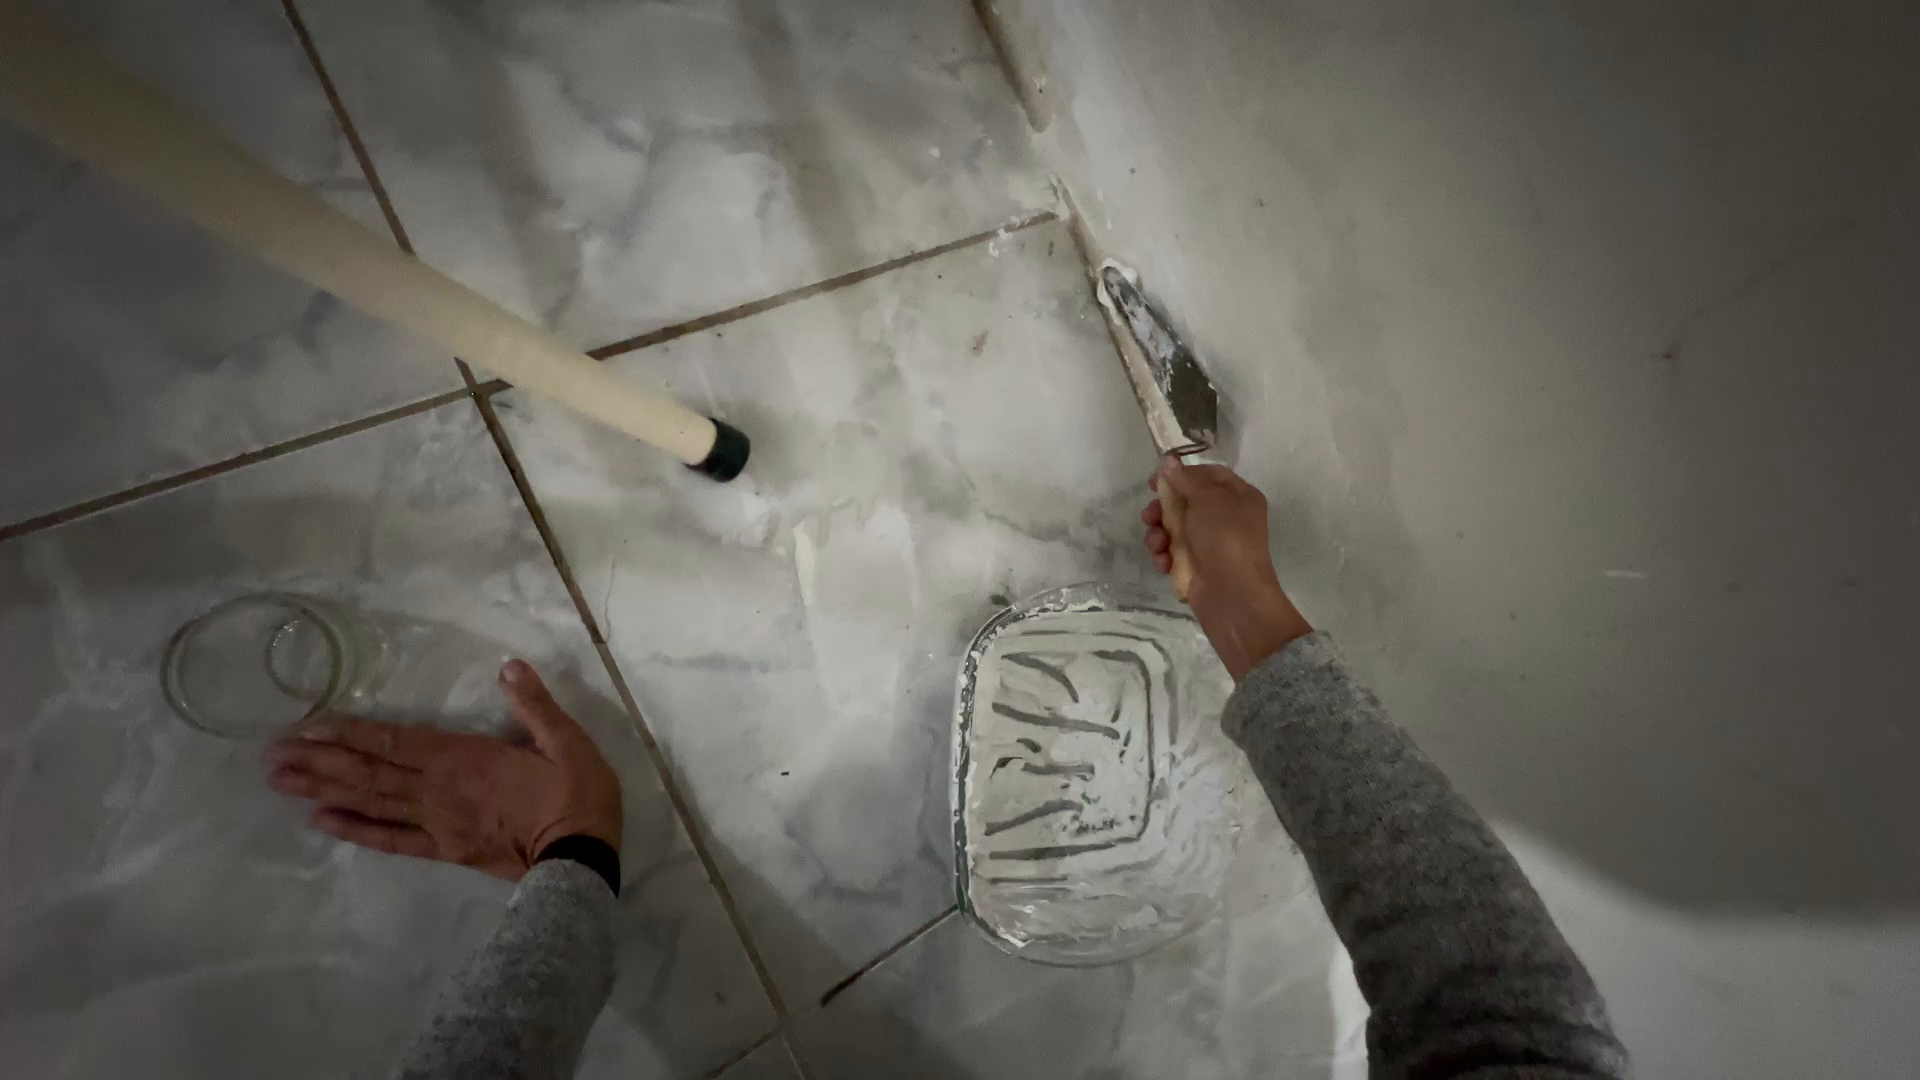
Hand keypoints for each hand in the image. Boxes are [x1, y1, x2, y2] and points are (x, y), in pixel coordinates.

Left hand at [264, 659, 621, 881]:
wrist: (578, 858)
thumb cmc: (577, 794)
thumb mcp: (569, 742)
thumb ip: (536, 706)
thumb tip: (508, 667)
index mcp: (469, 759)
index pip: (401, 743)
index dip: (354, 734)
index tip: (309, 726)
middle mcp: (441, 789)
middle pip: (373, 773)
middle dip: (322, 760)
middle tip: (272, 753)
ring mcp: (438, 823)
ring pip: (373, 802)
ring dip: (325, 790)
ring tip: (281, 780)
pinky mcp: (444, 850)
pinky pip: (391, 839)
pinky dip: (355, 830)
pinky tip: (323, 821)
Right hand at [1144, 458, 1312, 679]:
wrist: (1232, 595)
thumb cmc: (1225, 539)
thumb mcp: (1208, 500)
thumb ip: (1185, 479)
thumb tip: (1168, 462)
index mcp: (1238, 497)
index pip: (1207, 475)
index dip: (1180, 474)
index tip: (1154, 480)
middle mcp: (1226, 517)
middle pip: (1185, 502)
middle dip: (1162, 509)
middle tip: (1150, 516)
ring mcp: (1210, 543)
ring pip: (1173, 528)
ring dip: (1159, 534)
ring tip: (1157, 546)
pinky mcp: (1196, 565)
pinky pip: (1172, 552)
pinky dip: (1164, 555)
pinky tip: (1162, 562)